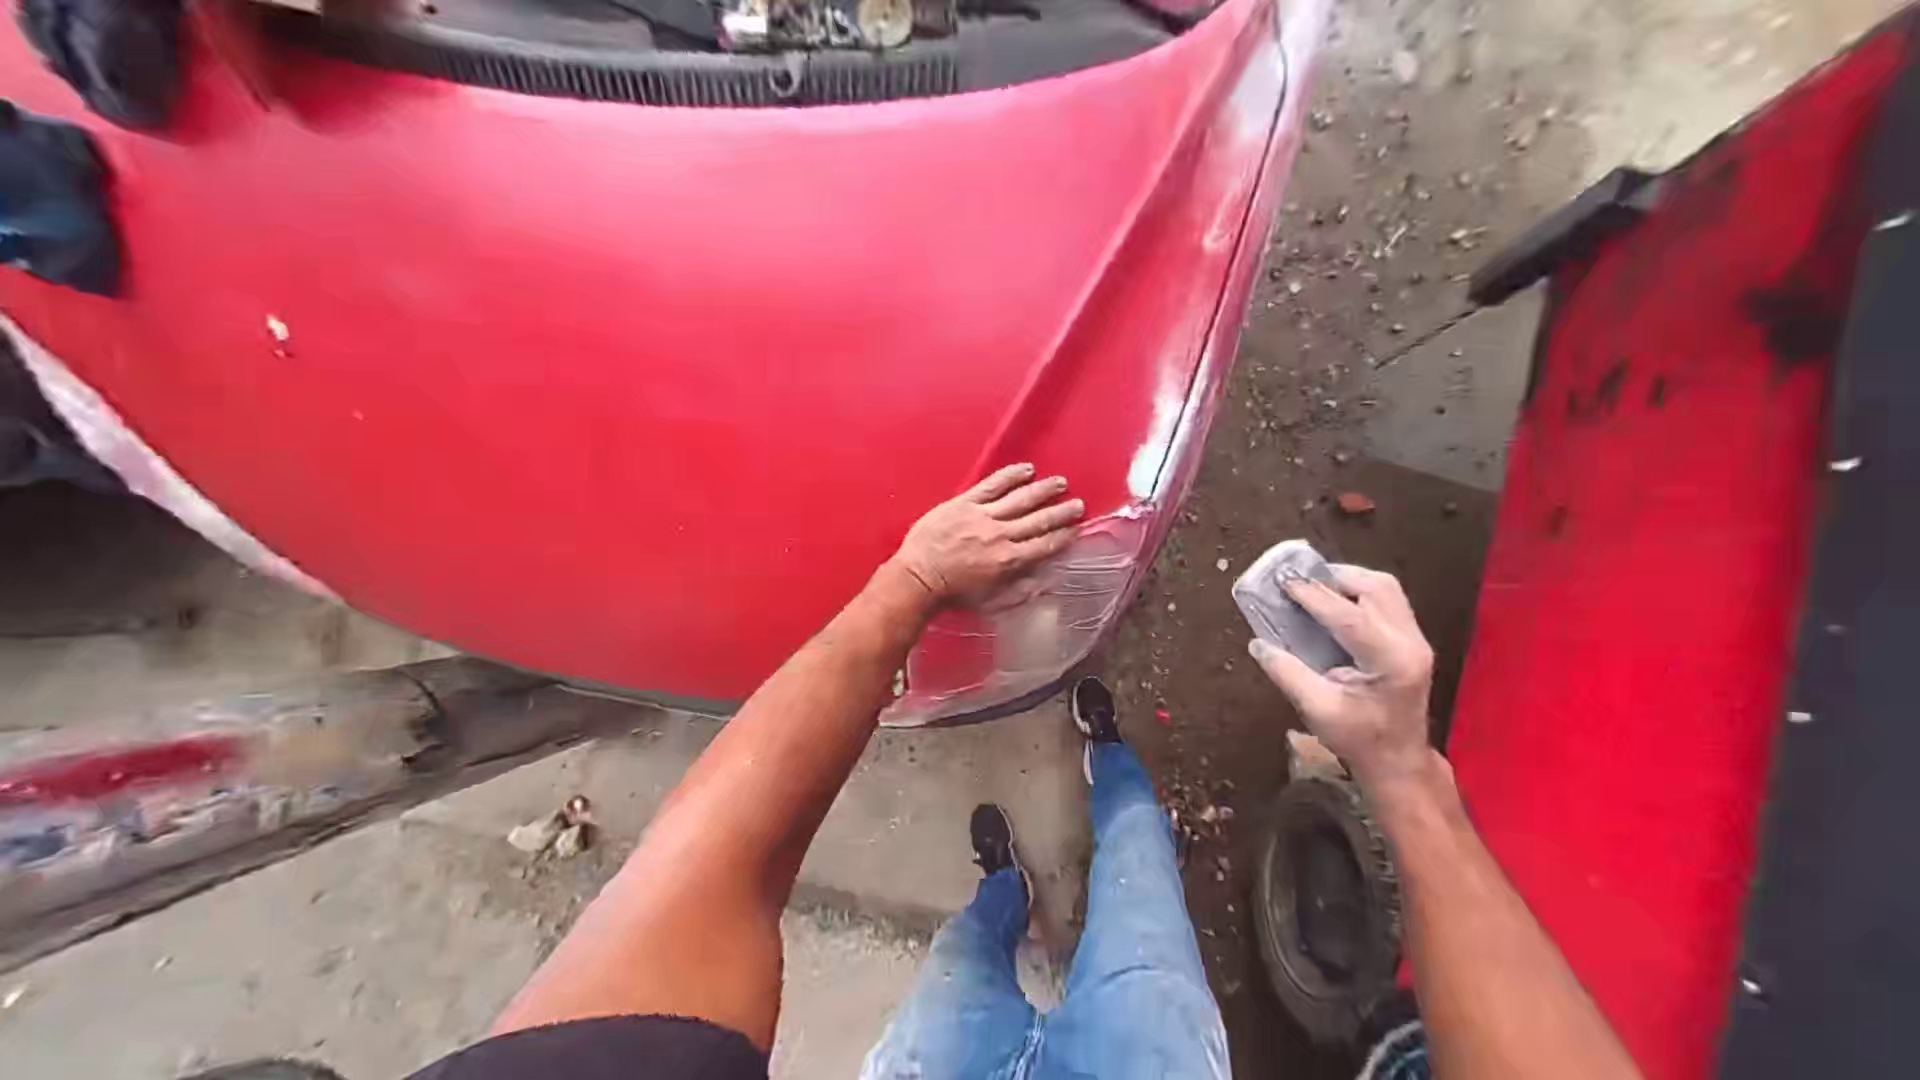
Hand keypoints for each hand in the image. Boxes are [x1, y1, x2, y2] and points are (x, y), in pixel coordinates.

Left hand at [889, 463, 1084, 605]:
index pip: (1045, 545)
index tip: (1077, 529)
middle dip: (1061, 512)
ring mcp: (983, 516)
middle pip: (1039, 520)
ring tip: (1059, 482)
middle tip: (1078, 504)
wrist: (918, 577)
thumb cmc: (953, 594)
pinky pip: (993, 485)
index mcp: (1009, 560)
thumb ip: (1019, 589)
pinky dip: (1011, 475)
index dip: (1063, 536)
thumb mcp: (991, 600)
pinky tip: (1026, 469)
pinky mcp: (964, 503)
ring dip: (1043, 489)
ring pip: (1020, 498)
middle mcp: (1001, 535)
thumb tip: (1044, 580)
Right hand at [1247, 564, 1434, 786]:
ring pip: (1385, 588)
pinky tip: (1332, 600)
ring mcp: (1415, 638)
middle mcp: (1410, 642)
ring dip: (1348, 580)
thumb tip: (1258, 644)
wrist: (1398, 760)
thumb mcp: (1317, 709)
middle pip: (1377, 588)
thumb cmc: (1359, 738)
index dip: (1314, 596)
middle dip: (1335, 577)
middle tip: (1299, 581)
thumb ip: (1287, 673)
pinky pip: (1386, 599)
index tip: (1284, 582)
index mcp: (1391, 661)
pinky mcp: (1410, 639)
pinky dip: (1357, 591)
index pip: (1349, 616)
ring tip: (1314, 585)